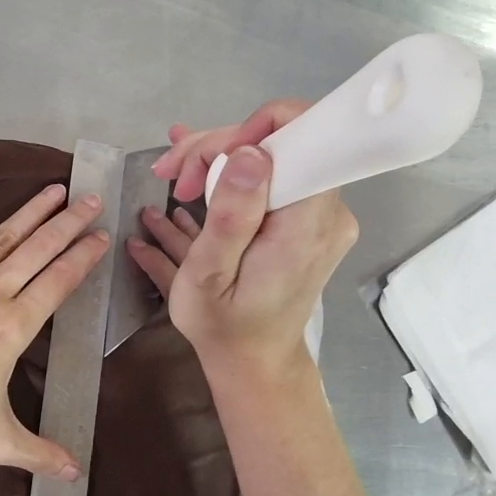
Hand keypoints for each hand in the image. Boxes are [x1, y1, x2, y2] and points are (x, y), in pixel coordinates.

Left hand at [0, 161, 109, 478]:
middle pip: (38, 250)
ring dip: (31, 210)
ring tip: (56, 188)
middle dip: (68, 224)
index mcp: (13, 328)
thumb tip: (75, 473)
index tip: (101, 238)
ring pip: (2, 235)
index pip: (59, 282)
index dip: (83, 258)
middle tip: (92, 199)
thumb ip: (39, 452)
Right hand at [131, 117, 357, 374]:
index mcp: (306, 223)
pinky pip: (273, 184)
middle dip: (217, 150)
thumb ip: (232, 214)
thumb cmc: (225, 326)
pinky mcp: (304, 223)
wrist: (253, 362)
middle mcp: (325, 213)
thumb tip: (249, 152)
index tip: (204, 162)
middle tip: (170, 175)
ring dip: (218, 163)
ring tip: (170, 176)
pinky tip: (196, 170)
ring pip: (271, 162)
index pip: (300, 138)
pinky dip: (234, 179)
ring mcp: (317, 217)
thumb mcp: (210, 275)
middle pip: (278, 148)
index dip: (248, 133)